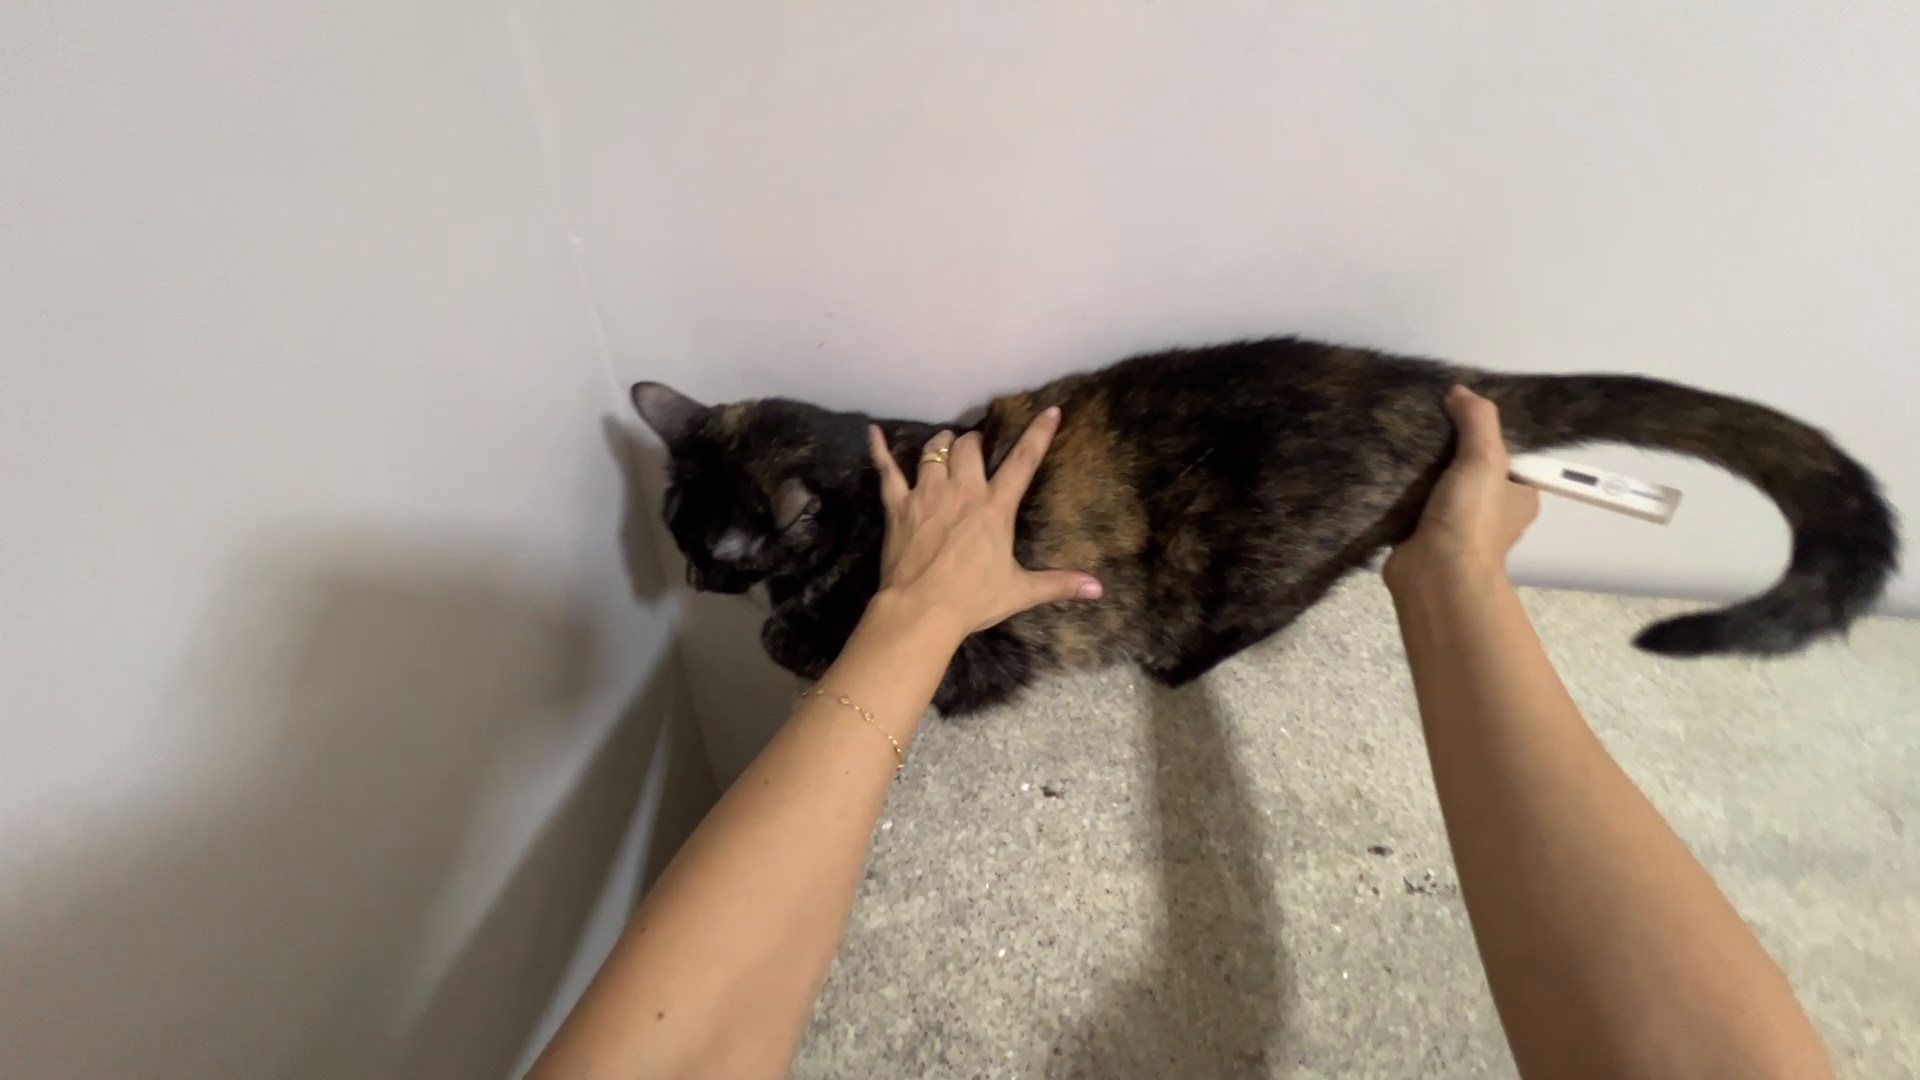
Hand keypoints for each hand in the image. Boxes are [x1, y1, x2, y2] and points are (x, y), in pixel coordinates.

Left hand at [867, 408, 1102, 643]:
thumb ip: (1059, 584)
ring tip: (945, 445)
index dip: (1039, 433)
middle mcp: (962, 491)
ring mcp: (927, 494)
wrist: (920, 610)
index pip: (1023, 462)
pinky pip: (887, 469)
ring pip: (934, 451)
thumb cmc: (972, 600)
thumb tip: (1099, 589)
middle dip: (975, 442)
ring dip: (942, 445)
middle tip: (977, 448)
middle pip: (970, 447)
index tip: (1051, 411)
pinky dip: (880, 450)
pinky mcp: (898, 505)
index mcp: (995, 508)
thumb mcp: (1020, 591)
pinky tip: (873, 433)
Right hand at [1384, 385, 1539, 587]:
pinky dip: (1397, 493)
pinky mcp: (1420, 535)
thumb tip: (1459, 389)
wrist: (1434, 572)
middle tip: (1419, 427)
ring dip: (1417, 473)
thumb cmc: (1470, 518)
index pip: (1506, 455)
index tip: (1455, 415)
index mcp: (1519, 496)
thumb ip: (1477, 421)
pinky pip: (1410, 505)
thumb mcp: (1484, 458)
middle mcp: (1490, 512)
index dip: (1484, 434)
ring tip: (1394, 445)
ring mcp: (1454, 526)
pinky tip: (1381, 475)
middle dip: (1445, 452)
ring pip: (1436, 488)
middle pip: (1467, 469)